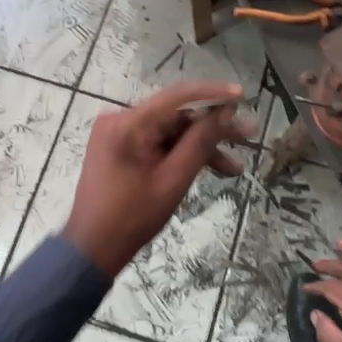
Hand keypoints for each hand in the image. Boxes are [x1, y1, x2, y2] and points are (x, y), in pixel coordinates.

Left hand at [62, 81, 250, 274]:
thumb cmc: (132, 217)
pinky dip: (181, 155)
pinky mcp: (121, 148)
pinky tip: (210, 169)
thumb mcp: (173, 180)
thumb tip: (224, 111)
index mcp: (129, 123)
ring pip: (171, 132)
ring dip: (201, 147)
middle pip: (177, 116)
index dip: (214, 93)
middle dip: (213, 129)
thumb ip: (200, 142)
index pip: (178, 96)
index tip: (242, 95)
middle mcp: (121, 119)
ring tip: (235, 166)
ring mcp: (120, 133)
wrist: (92, 248)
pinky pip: (158, 143)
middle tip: (248, 137)